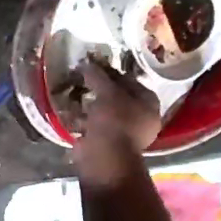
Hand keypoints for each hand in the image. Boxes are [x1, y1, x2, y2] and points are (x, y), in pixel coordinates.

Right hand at [73, 60, 159, 187]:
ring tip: (75, 91)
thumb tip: (86, 63)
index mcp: (149, 104)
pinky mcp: (107, 144)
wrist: (105, 157)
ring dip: (91, 104)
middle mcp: (141, 119)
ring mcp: (124, 133)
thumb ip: (98, 75)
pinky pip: (94, 126)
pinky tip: (71, 110)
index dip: (113, 73)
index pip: (132, 81)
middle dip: (100, 89)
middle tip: (84, 79)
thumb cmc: (114, 120)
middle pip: (119, 97)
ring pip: (105, 112)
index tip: (96, 67)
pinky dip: (84, 119)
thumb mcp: (107, 91)